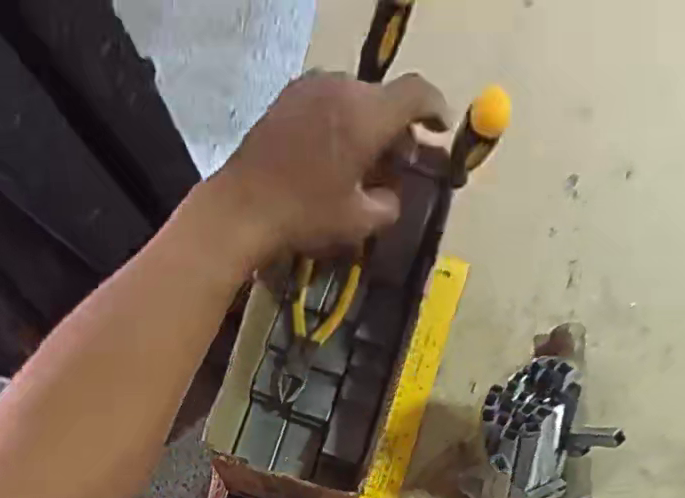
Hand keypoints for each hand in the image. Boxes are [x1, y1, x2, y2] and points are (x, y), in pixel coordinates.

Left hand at [198, 72, 449, 264]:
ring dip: (371, 124)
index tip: (441, 129)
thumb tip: (392, 195)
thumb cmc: (306, 215)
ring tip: (369, 161)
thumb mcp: (359, 222)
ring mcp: (310, 88)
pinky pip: (330, 102)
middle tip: (402, 161)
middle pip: (384, 97)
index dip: (436, 109)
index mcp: (365, 114)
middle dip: (400, 127)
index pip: (416, 93)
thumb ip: (389, 204)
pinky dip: (344, 122)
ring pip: (356, 98)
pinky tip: (338, 154)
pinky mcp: (287, 97)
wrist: (243, 208)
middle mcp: (340, 88)